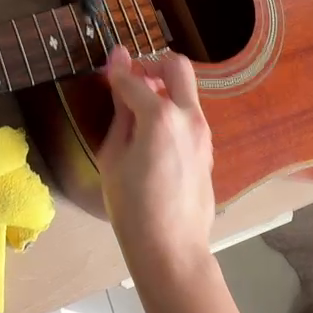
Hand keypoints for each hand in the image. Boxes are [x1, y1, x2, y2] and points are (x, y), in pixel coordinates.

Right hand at [99, 45, 214, 277]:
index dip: (115, 72)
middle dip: (151, 65)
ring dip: (163, 89)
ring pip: (186, 89)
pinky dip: (172, 111)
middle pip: (175, 66)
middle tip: (131, 84)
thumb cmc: (131, 205)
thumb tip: (117, 71)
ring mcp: (203, 131)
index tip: (104, 68)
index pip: (133, 78)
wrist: (171, 247)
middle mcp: (188, 116)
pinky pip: (190, 114)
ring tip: (138, 116)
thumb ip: (119, 108)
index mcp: (160, 116)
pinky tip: (153, 139)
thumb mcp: (113, 155)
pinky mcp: (207, 148)